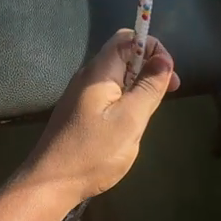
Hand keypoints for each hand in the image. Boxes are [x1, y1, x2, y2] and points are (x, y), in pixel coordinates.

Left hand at [15, 30, 179, 205]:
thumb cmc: (93, 152)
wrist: (51, 182)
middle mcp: (88, 76)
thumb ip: (148, 88)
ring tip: (148, 114)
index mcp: (99, 71)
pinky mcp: (80, 110)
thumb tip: (163, 59)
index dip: (152, 48)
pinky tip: (130, 124)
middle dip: (149, 68)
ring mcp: (82, 93)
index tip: (169, 75)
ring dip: (138, 87)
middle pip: (124, 56)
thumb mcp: (130, 120)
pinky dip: (126, 100)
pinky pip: (108, 94)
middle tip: (167, 94)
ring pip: (118, 77)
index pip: (127, 38)